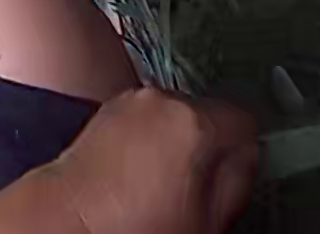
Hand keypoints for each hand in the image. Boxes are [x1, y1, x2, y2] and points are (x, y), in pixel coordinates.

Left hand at [37, 87, 258, 233]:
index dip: (247, 150)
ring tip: (166, 185)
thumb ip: (236, 182)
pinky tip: (141, 173)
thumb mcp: (207, 223)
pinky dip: (151, 136)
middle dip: (211, 144)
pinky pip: (146, 115)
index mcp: (191, 122)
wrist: (72, 220)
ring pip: (174, 113)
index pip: (243, 119)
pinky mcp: (108, 106)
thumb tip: (246, 155)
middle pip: (206, 113)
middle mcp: (161, 98)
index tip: (241, 177)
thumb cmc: (142, 230)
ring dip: (179, 138)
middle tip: (202, 189)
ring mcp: (131, 98)